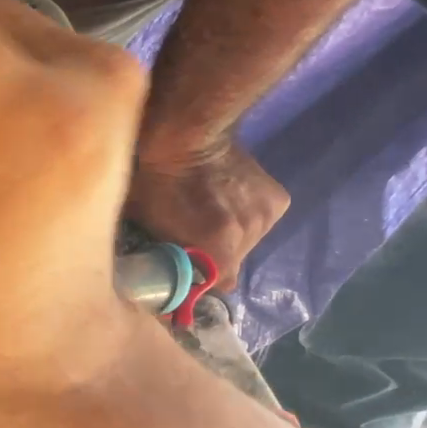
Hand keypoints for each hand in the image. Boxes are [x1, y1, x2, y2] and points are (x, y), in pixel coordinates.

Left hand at [126, 138, 288, 288]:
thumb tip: (166, 286)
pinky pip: (257, 227)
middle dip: (208, 263)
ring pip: (245, 247)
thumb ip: (164, 259)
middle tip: (187, 250)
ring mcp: (269, 214)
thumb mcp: (147, 229)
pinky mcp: (279, 200)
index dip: (196, 287)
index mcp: (219, 243)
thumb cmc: (155, 187)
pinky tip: (222, 213)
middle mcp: (251, 232)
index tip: (181, 284)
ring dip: (225, 244)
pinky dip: (241, 226)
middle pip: (230, 265)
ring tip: (204, 228)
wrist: (192, 140)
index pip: (214, 285)